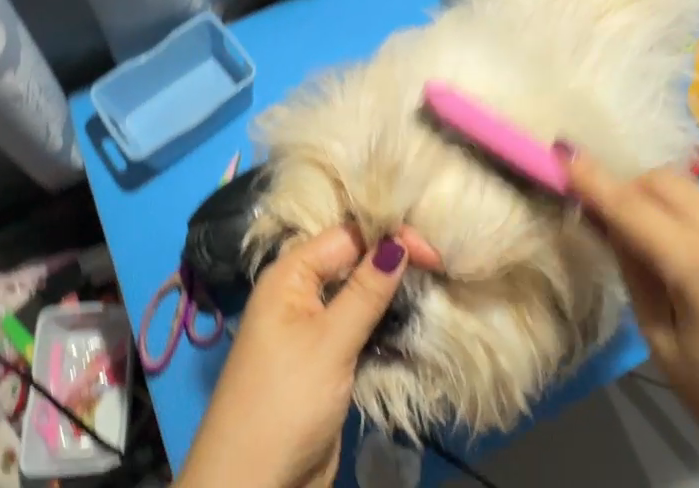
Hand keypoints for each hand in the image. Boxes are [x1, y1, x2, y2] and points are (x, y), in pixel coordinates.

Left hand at [175, 227, 427, 487]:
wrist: (255, 481)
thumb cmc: (286, 399)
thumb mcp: (329, 341)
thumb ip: (365, 291)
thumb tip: (399, 242)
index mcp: (290, 274)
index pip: (346, 236)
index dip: (389, 235)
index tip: (435, 250)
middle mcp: (300, 292)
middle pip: (353, 260)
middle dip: (394, 259)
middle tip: (443, 264)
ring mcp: (315, 327)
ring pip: (361, 294)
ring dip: (394, 292)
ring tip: (439, 285)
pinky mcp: (329, 359)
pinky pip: (362, 326)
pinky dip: (387, 322)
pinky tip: (416, 319)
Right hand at [561, 149, 698, 487]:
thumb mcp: (657, 336)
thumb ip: (632, 266)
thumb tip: (605, 218)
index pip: (632, 207)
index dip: (593, 179)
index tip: (563, 155)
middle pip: (666, 181)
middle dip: (630, 188)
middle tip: (609, 216)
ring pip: (696, 191)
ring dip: (664, 202)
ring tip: (656, 241)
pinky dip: (698, 219)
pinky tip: (698, 256)